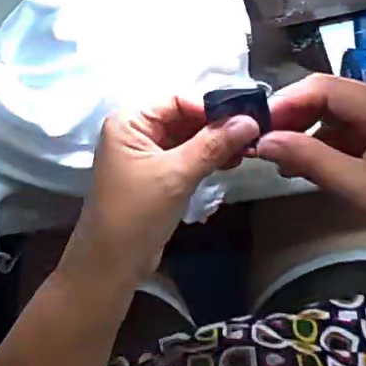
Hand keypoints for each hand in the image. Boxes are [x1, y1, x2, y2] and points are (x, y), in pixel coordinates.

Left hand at [60, 100, 261, 290]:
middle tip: (254, 133)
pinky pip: (185, 156)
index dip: (211, 108)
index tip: (246, 117)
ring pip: (187, 137)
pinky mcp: (156, 174)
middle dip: (216, 126)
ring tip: (249, 149)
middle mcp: (135, 130)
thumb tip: (249, 121)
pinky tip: (232, 161)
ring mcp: (145, 153)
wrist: (111, 265)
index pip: (177, 100)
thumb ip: (212, 145)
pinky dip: (207, 158)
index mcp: (129, 120)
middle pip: (183, 117)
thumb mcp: (176, 175)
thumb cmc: (136, 213)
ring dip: (215, 143)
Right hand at [253, 74, 365, 277]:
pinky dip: (328, 149)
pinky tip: (307, 169)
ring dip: (309, 135)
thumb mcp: (360, 190)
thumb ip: (309, 159)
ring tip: (280, 161)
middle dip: (295, 118)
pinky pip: (353, 136)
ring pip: (339, 117)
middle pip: (332, 98)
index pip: (326, 88)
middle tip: (264, 143)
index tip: (257, 126)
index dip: (288, 103)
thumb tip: (263, 140)